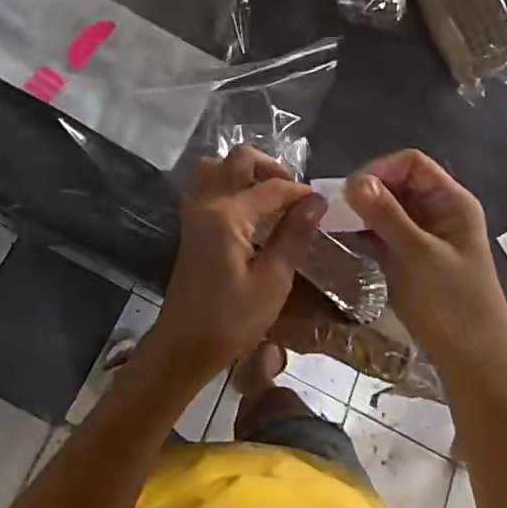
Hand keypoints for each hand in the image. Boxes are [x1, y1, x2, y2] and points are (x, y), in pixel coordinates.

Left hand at [151, 147, 324, 377]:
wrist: (183, 348)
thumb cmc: (231, 321)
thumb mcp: (273, 281)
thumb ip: (294, 235)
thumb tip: (316, 201)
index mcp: (227, 216)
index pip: (272, 187)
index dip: (301, 192)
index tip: (323, 205)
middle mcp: (206, 204)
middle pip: (238, 159)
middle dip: (272, 168)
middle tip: (294, 194)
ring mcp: (193, 213)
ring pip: (216, 168)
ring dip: (245, 172)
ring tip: (269, 196)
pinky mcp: (190, 227)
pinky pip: (207, 187)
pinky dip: (229, 185)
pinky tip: (249, 211)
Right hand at [345, 150, 506, 353]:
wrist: (473, 359)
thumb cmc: (452, 304)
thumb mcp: (418, 256)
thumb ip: (387, 216)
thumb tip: (354, 181)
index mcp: (451, 202)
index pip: (412, 164)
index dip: (380, 169)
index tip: (350, 192)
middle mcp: (438, 211)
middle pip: (398, 183)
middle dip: (367, 190)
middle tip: (334, 209)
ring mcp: (424, 235)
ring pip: (389, 208)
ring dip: (363, 211)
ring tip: (333, 221)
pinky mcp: (411, 257)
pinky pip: (385, 232)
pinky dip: (366, 231)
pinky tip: (343, 236)